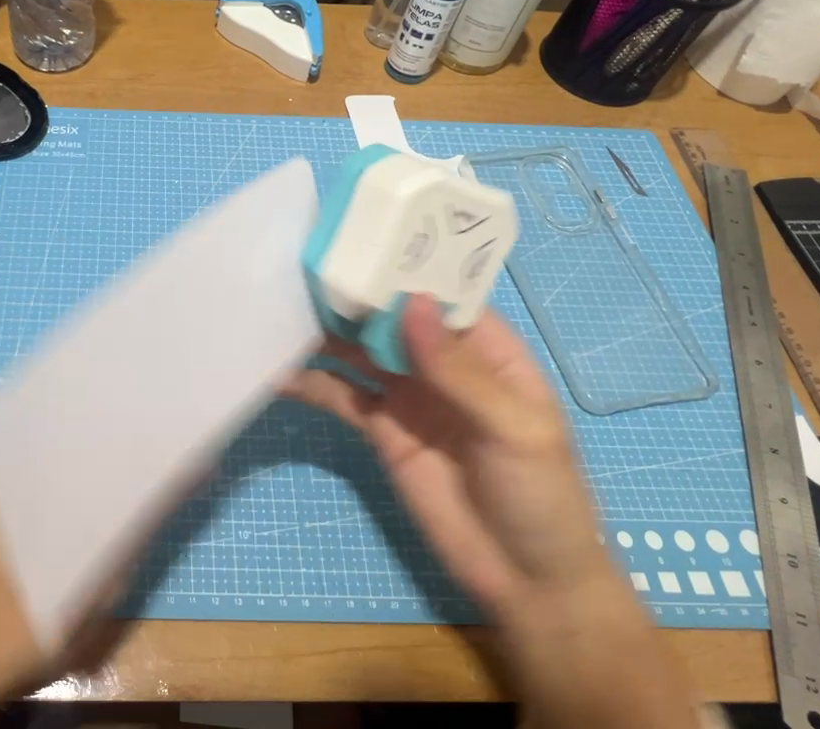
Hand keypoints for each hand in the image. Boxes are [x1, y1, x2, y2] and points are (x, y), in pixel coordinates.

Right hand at [291, 296, 699, 728]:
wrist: (525, 581)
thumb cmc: (541, 495)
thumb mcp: (514, 429)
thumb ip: (459, 370)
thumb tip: (411, 301)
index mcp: (486, 350)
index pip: (441, 295)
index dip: (403, 268)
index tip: (359, 238)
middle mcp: (441, 363)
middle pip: (391, 317)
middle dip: (355, 294)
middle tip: (302, 266)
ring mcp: (407, 395)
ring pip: (360, 351)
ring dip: (326, 332)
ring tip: (281, 304)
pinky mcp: (381, 430)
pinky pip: (341, 397)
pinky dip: (311, 382)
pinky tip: (278, 369)